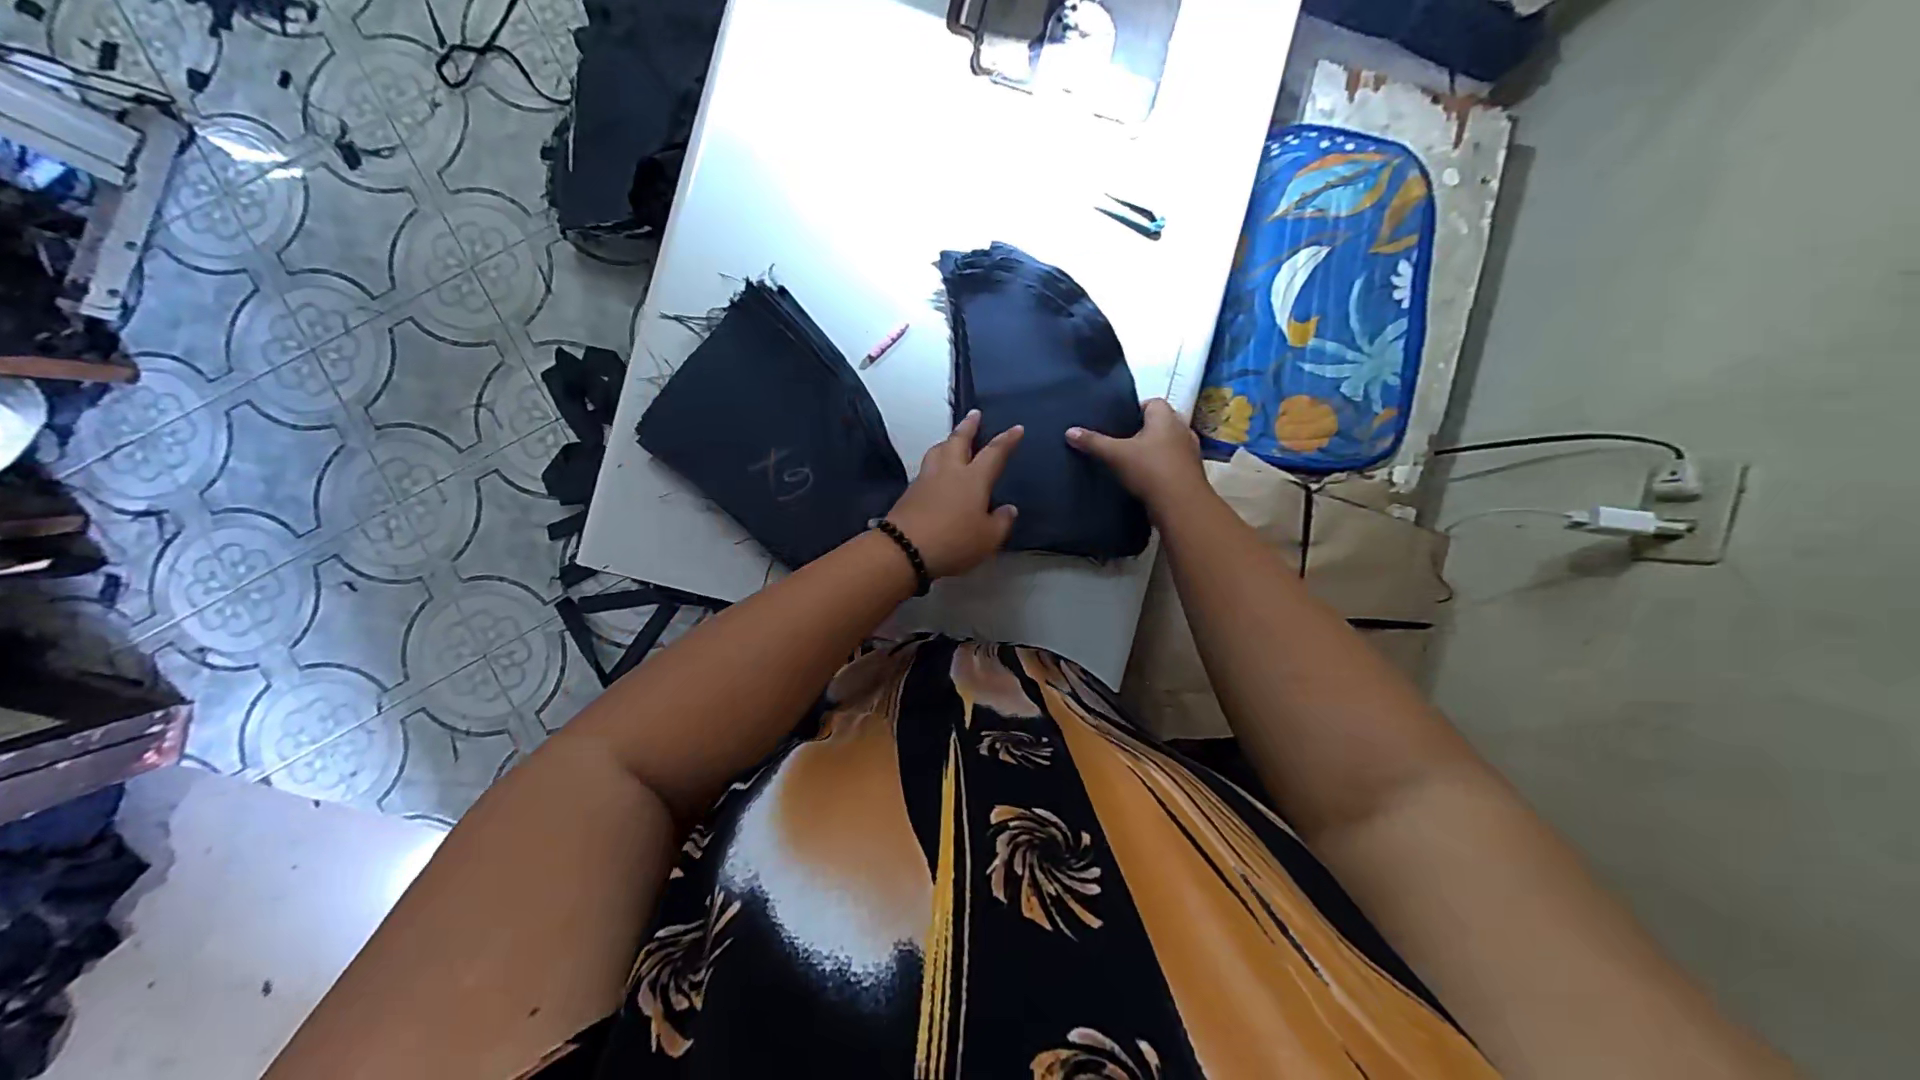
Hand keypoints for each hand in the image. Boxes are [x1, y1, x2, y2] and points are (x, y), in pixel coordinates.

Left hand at [885, 410, 1022, 577]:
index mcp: (973, 479)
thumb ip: (1001, 522)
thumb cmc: (954, 541)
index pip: (994, 453)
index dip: (1007, 440)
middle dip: (968, 426)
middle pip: (959, 440)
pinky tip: (937, 470)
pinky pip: (927, 467)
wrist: (904, 549)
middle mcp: (949, 471)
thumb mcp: (988, 539)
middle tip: (974, 413)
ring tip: (952, 439)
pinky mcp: (910, 491)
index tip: (1016, 428)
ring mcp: (926, 479)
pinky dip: (935, 461)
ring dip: (948, 440)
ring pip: (938, 450)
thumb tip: (1008, 509)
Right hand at [1066, 398, 1205, 510]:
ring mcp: (1191, 451)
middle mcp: (1182, 429)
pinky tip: (1148, 478)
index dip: (1137, 409)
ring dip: (1156, 449)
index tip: (1121, 422)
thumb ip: (1094, 442)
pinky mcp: (1193, 472)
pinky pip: (1175, 462)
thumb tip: (1069, 431)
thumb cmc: (1150, 470)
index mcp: (1165, 417)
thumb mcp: (1115, 455)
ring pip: (1170, 443)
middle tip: (1124, 441)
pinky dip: (1163, 466)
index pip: (1153, 402)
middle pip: (1162, 422)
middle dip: (1145, 430)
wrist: (1182, 504)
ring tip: (1134, 460)